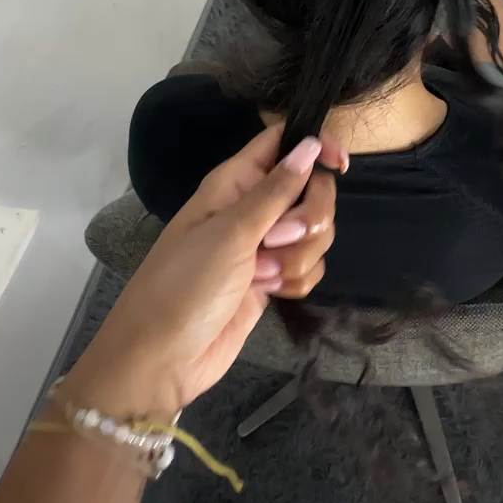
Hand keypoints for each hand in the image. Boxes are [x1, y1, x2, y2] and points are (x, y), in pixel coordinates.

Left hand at [62, 127, 336, 417]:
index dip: (316, 146)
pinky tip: (271, 294)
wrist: (163, 359)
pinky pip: (310, 265)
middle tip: (275, 239)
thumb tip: (310, 144)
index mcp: (237, 181)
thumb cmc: (185, 284)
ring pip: (316, 231)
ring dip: (299, 255)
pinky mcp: (274, 278)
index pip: (285, 142)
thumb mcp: (231, 232)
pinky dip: (297, 280)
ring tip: (263, 276)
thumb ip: (277, 189)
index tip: (340, 166)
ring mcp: (266, 244)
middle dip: (308, 217)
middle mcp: (255, 206)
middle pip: (312, 189)